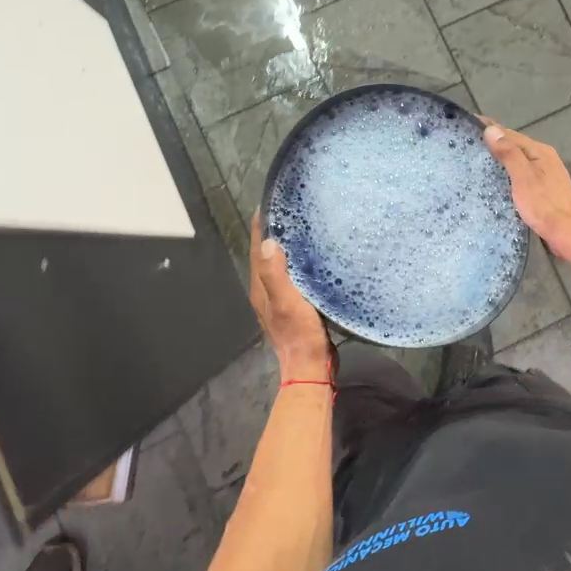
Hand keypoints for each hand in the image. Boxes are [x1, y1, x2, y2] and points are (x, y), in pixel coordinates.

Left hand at [248, 216, 332, 380]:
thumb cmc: (300, 334)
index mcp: (260, 288)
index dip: (261, 227)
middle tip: (289, 208)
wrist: (311, 367)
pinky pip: (294, 276)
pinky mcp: (296, 305)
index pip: (257, 250)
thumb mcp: (287, 302)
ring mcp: (280, 299)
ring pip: (280, 265)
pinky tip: (313, 256)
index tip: (268, 203)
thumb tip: (269, 242)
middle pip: (267, 255)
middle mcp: (266, 291)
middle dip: (274, 232)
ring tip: (301, 226)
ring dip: (286, 246)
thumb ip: (275, 275)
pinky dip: (299, 262)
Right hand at [481, 121, 570, 258]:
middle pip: (514, 146)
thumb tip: (491, 130)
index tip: (468, 123)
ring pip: (517, 162)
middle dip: (493, 143)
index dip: (489, 128)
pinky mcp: (543, 191)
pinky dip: (506, 174)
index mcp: (540, 152)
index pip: (509, 134)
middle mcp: (544, 159)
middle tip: (466, 143)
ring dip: (499, 159)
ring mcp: (545, 175)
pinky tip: (495, 182)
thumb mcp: (524, 178)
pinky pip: (520, 175)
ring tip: (475, 161)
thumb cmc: (546, 206)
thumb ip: (508, 153)